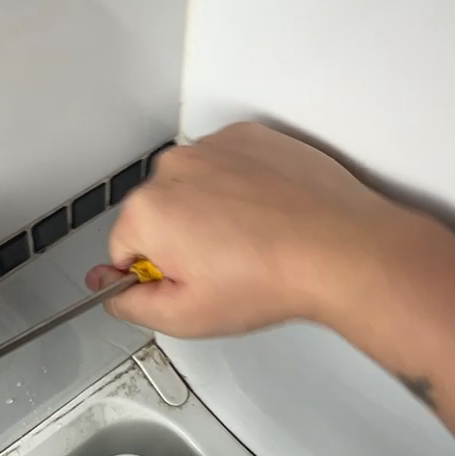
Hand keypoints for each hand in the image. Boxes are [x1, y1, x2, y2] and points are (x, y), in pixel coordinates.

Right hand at [85, 122, 411, 337]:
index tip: (185, 281)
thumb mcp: (184, 318)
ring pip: (189, 186)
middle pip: (156, 213)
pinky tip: (263, 213)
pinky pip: (224, 164)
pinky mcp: (247, 137)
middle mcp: (173, 168)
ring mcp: (212, 147)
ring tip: (248, 239)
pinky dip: (236, 185)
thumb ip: (129, 305)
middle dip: (178, 238)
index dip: (153, 273)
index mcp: (147, 211)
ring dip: (206, 209)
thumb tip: (111, 289)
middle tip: (221, 265)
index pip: (124, 248)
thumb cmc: (271, 278)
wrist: (342, 249)